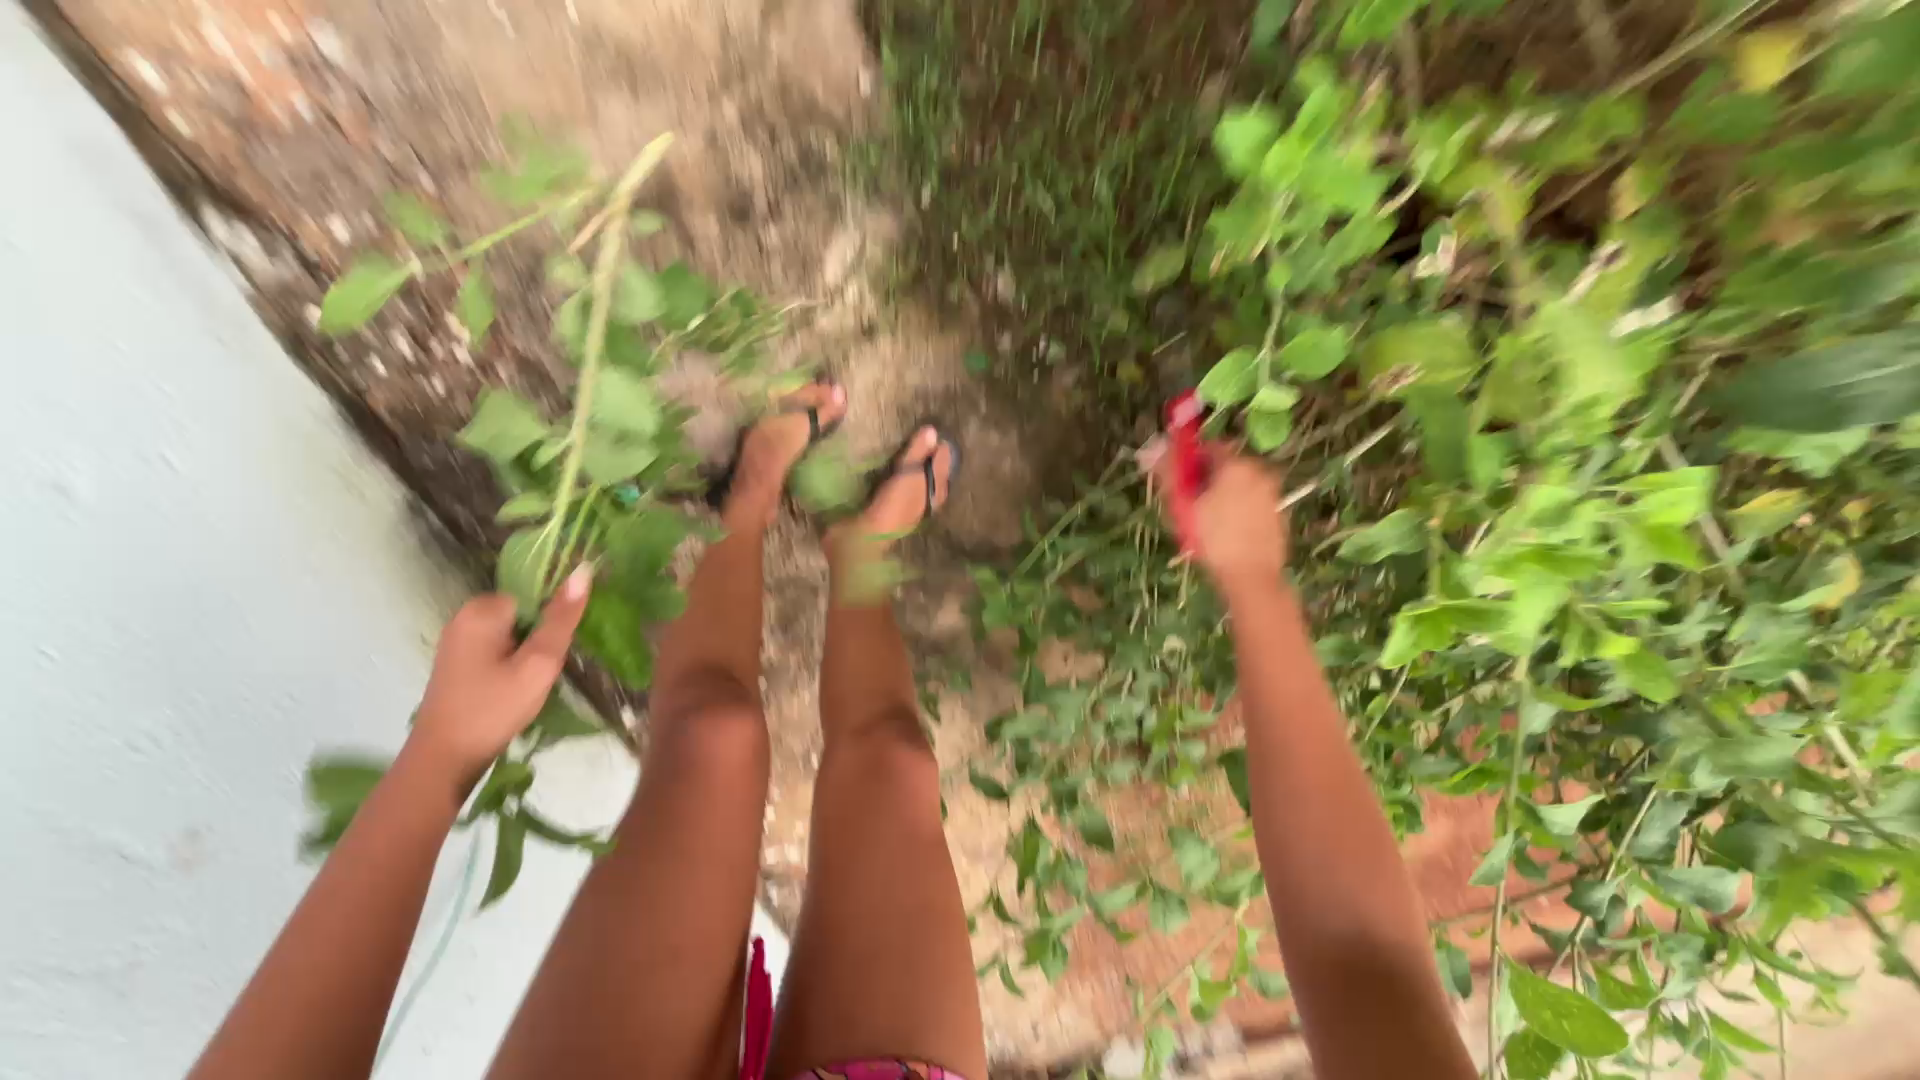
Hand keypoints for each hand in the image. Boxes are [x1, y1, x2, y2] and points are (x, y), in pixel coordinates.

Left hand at [407, 565, 592, 775]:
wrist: (444, 760)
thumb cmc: (493, 709)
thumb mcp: (538, 664)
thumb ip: (562, 619)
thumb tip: (584, 570)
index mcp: (481, 609)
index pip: (535, 594)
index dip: (554, 618)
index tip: (557, 649)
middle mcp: (464, 616)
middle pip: (524, 611)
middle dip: (542, 635)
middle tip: (545, 670)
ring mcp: (458, 639)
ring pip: (514, 631)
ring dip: (529, 651)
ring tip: (532, 681)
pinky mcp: (459, 661)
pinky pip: (499, 646)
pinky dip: (514, 661)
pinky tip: (516, 687)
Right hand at [1150, 442, 1289, 593]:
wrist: (1251, 577)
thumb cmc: (1213, 540)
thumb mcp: (1183, 507)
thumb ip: (1169, 475)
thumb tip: (1154, 453)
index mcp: (1236, 464)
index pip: (1209, 446)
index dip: (1191, 458)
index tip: (1179, 477)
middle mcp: (1259, 472)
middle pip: (1227, 465)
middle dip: (1208, 478)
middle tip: (1191, 502)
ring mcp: (1273, 493)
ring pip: (1241, 485)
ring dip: (1223, 494)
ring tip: (1207, 520)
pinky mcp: (1279, 514)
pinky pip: (1254, 502)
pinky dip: (1240, 508)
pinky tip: (1228, 531)